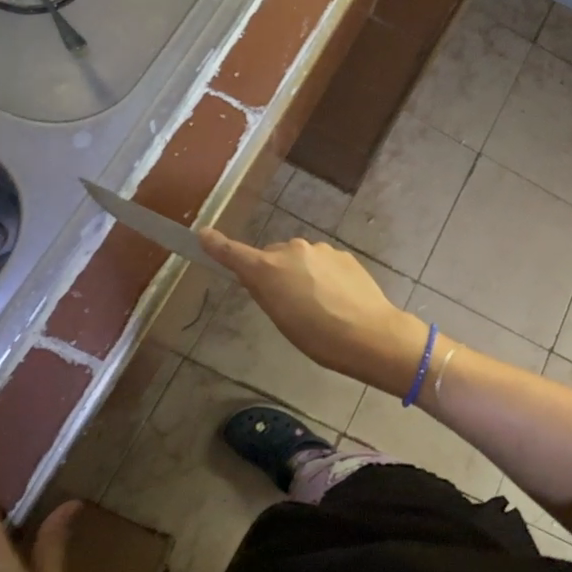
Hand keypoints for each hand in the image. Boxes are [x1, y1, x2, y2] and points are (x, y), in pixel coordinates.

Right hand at [200, 227, 428, 392]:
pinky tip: (337, 299)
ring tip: (317, 306)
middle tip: (286, 305)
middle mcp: (292, 249)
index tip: (203, 235)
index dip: (217, 245)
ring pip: (300, 259)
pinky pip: (322, 262)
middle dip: (274, 273)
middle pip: (272, 257)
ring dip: (301, 274)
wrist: (369, 333)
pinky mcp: (343, 254)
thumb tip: (257, 274)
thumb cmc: (317, 335)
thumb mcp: (280, 319)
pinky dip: (323, 275)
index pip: (234, 252)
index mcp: (268, 268)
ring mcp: (320, 249)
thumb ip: (265, 291)